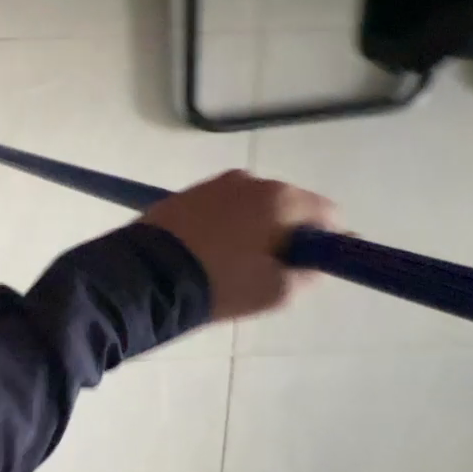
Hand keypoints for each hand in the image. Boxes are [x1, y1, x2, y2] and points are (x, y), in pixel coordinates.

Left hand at [139, 169, 338, 320]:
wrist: (143, 277)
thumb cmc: (219, 283)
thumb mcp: (277, 291)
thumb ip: (313, 271)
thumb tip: (329, 253)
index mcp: (281, 197)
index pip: (326, 213)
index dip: (322, 241)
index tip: (301, 266)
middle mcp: (248, 180)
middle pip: (283, 207)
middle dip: (279, 234)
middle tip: (256, 269)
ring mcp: (209, 186)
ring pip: (245, 208)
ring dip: (245, 229)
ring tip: (222, 263)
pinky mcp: (177, 198)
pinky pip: (212, 211)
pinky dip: (214, 227)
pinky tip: (199, 253)